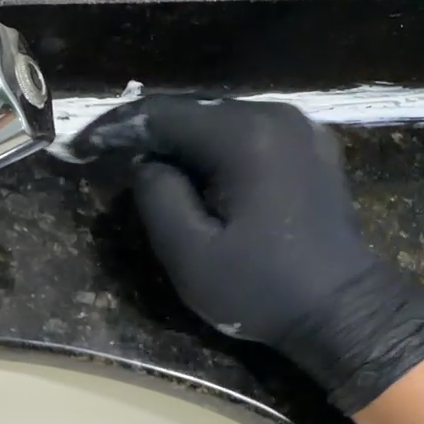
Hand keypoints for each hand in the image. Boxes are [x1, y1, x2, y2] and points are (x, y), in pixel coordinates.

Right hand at [73, 95, 423, 412]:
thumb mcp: (190, 254)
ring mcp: (299, 130)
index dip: (117, 128)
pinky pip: (248, 138)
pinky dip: (213, 151)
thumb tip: (145, 164)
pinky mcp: (310, 150)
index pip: (165, 115)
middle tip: (104, 153)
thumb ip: (158, 198)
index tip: (81, 145)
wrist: (341, 310)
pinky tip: (194, 175)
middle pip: (195, 113)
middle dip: (147, 132)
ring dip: (180, 143)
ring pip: (221, 124)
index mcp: (245, 136)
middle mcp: (275, 117)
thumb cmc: (260, 289)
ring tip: (141, 164)